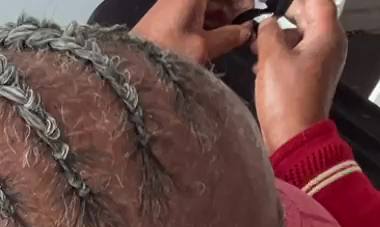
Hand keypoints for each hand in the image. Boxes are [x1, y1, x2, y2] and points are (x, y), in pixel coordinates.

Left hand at [132, 0, 255, 64]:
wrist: (129, 67)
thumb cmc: (167, 53)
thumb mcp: (202, 47)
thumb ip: (229, 37)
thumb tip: (247, 32)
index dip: (242, 1)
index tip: (250, 15)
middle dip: (233, 9)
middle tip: (242, 31)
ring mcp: (177, 4)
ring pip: (209, 4)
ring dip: (222, 19)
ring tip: (229, 40)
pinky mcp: (170, 17)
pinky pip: (197, 13)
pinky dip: (208, 24)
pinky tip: (215, 41)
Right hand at [252, 0, 346, 151]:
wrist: (293, 137)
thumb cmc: (287, 102)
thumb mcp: (271, 59)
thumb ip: (268, 33)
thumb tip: (267, 23)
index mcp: (326, 35)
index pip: (317, 1)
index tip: (278, 3)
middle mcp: (330, 46)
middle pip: (311, 18)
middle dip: (286, 16)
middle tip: (266, 20)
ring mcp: (323, 64)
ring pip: (302, 38)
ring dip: (280, 39)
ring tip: (257, 46)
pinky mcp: (312, 79)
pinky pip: (299, 57)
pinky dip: (282, 56)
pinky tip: (263, 65)